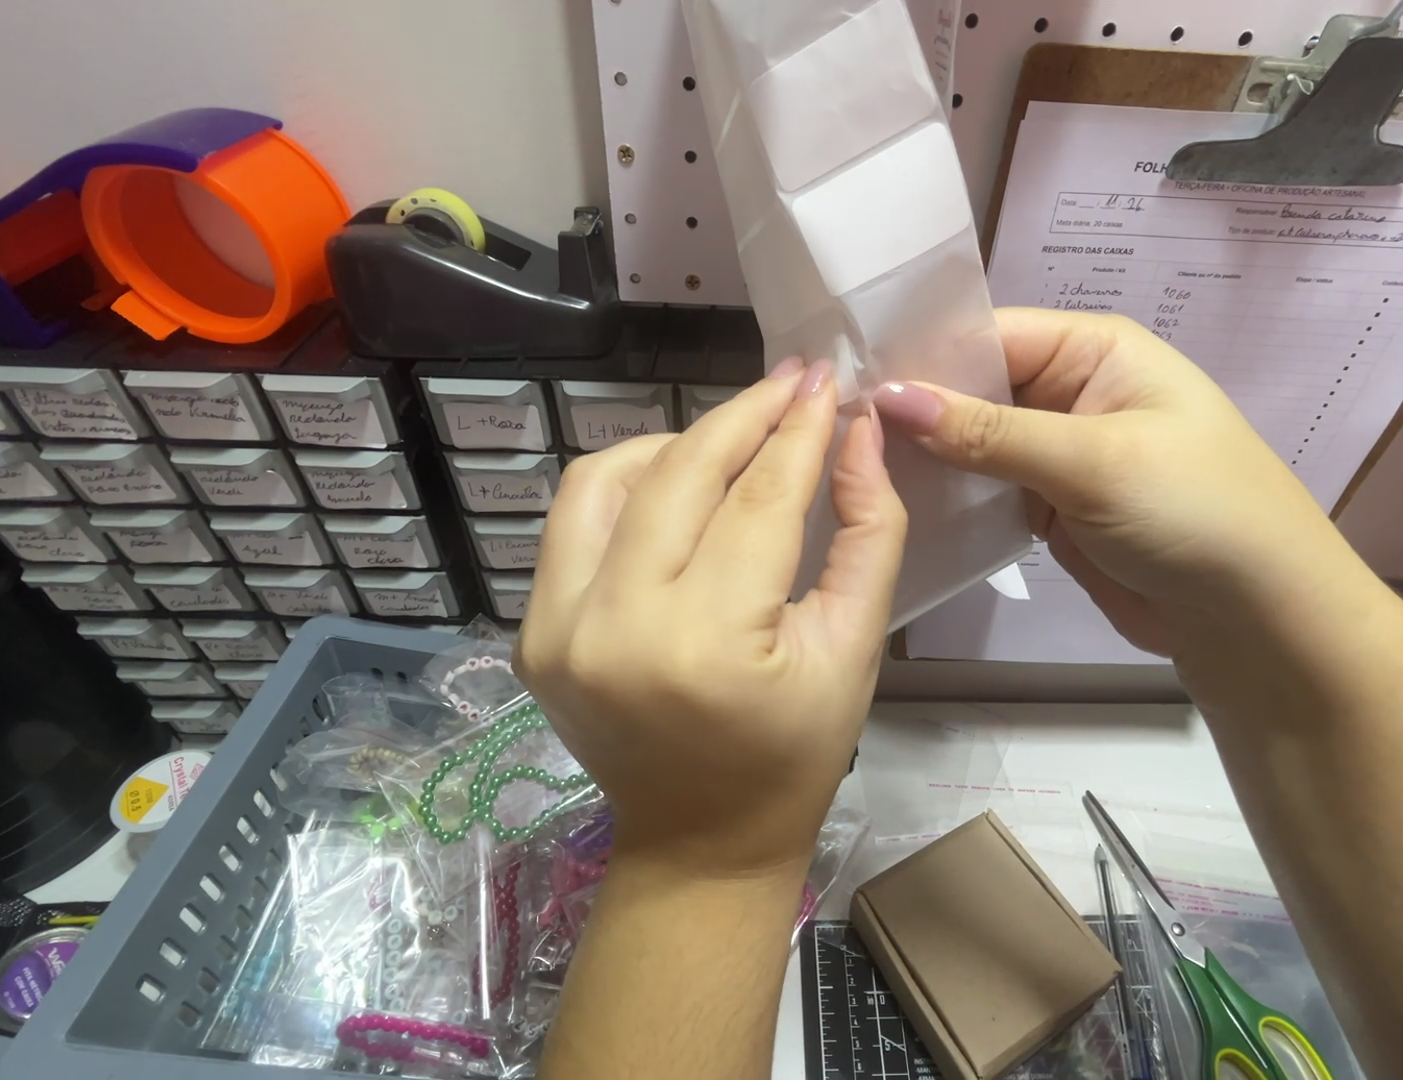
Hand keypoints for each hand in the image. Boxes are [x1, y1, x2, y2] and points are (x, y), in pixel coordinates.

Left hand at [516, 359, 905, 879]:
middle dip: (743, 416)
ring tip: (734, 440)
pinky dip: (626, 486)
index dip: (799, 432)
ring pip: (607, 479)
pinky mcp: (533, 633)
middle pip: (680, 475)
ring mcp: (557, 630)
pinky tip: (674, 487)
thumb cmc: (793, 756)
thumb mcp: (853, 648)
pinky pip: (574, 521)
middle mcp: (613, 628)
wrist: (699, 839)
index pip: (759, 501)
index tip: (825, 382)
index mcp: (706, 645)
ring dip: (677, 443)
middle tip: (790, 386)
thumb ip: (869, 533)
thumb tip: (855, 434)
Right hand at [871, 308, 1356, 657]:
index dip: (920, 358)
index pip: (987, 336)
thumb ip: (987, 431)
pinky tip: (893, 505)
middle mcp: (1068, 393)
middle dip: (914, 409)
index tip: (847, 382)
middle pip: (972, 388)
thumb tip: (889, 397)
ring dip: (924, 457)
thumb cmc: (1195, 512)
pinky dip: (947, 497)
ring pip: (970, 443)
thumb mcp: (1092, 460)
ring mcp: (1054, 453)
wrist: (1254, 618)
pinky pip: (983, 490)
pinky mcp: (1045, 506)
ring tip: (846, 466)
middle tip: (831, 429)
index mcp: (1092, 351)